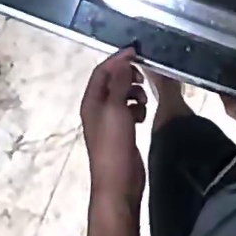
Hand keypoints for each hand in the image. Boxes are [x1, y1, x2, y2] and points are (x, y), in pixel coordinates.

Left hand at [81, 46, 146, 208]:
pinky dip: (137, 107)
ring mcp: (109, 121)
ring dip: (134, 91)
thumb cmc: (114, 145)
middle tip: (143, 76)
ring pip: (122, 95)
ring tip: (144, 99)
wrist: (118, 183)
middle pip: (112, 81)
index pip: (102, 71)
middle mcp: (97, 109)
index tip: (137, 52)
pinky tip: (143, 114)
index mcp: (91, 102)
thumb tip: (123, 61)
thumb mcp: (115, 109)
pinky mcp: (121, 131)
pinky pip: (129, 110)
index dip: (118, 59)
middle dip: (128, 75)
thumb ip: (119, 83)